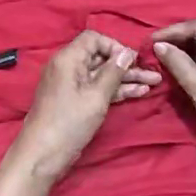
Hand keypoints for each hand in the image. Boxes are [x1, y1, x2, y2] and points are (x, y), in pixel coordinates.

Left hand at [9, 30, 161, 185]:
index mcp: (68, 59)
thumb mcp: (96, 97)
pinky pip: (98, 88)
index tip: (132, 60)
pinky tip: (138, 92)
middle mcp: (68, 67)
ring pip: (102, 75)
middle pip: (100, 57)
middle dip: (126, 64)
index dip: (114, 46)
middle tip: (152, 72)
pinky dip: (116, 90)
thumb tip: (128, 52)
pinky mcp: (75, 101)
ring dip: (126, 79)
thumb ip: (113, 72)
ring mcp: (71, 85)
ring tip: (153, 82)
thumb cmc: (69, 123)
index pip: (93, 38)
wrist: (41, 156)